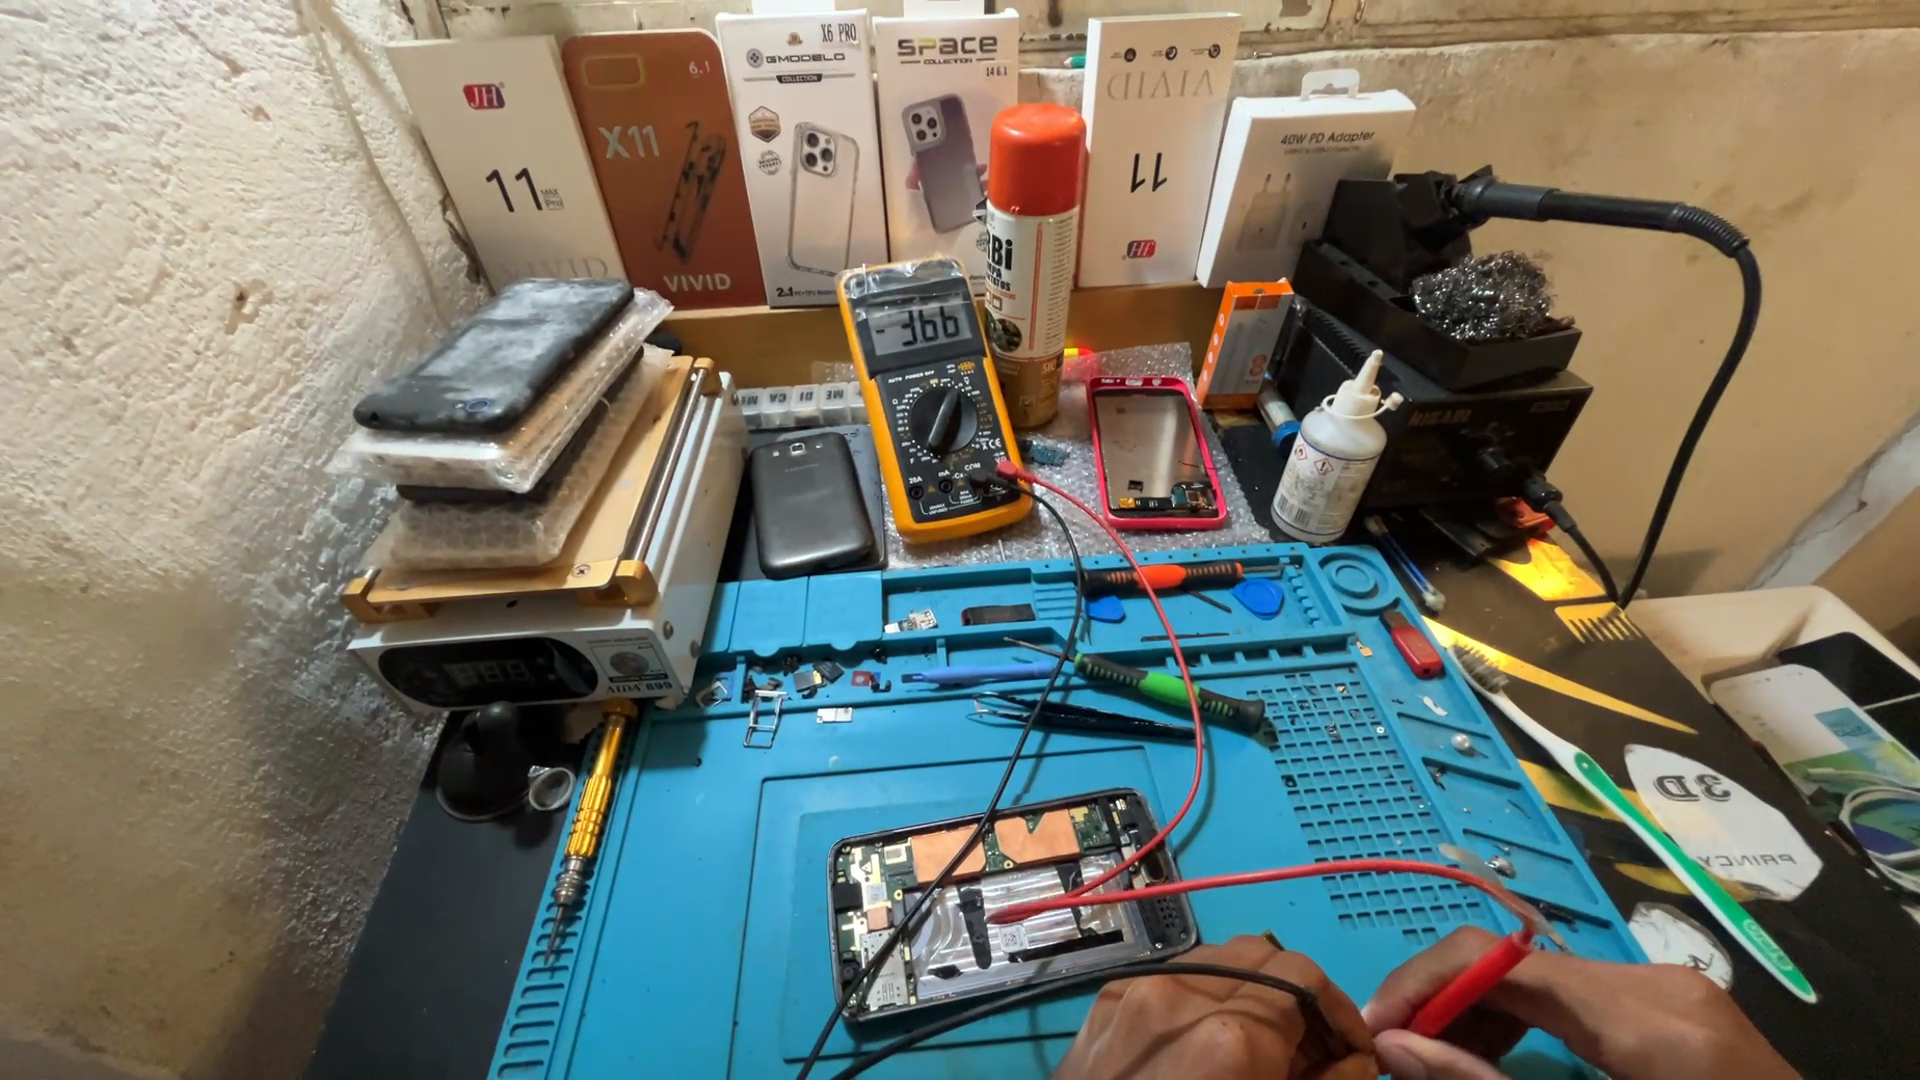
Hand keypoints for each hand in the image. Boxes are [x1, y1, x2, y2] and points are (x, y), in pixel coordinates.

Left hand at [1053, 935, 1376, 1078]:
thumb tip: (1352, 1057)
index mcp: (1231, 1034)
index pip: (1302, 974)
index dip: (1339, 1009)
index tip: (1353, 1049)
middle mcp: (1180, 991)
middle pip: (1258, 952)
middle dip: (1296, 992)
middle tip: (1313, 1049)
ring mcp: (1135, 988)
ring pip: (1212, 958)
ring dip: (1249, 989)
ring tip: (1262, 1045)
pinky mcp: (1107, 997)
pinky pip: (1171, 978)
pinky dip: (1202, 998)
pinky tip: (1208, 1044)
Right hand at [1362, 926, 1798, 1079]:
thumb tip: (1390, 1045)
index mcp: (1645, 1015)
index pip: (1493, 960)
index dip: (1419, 985)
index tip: (1373, 1026)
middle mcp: (1653, 980)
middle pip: (1506, 962)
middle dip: (1439, 1002)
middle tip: (1395, 1049)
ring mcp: (1666, 990)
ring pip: (1531, 975)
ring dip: (1472, 1012)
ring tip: (1432, 1055)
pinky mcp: (1669, 1008)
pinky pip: (1567, 996)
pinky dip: (1517, 1020)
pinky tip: (1487, 1052)